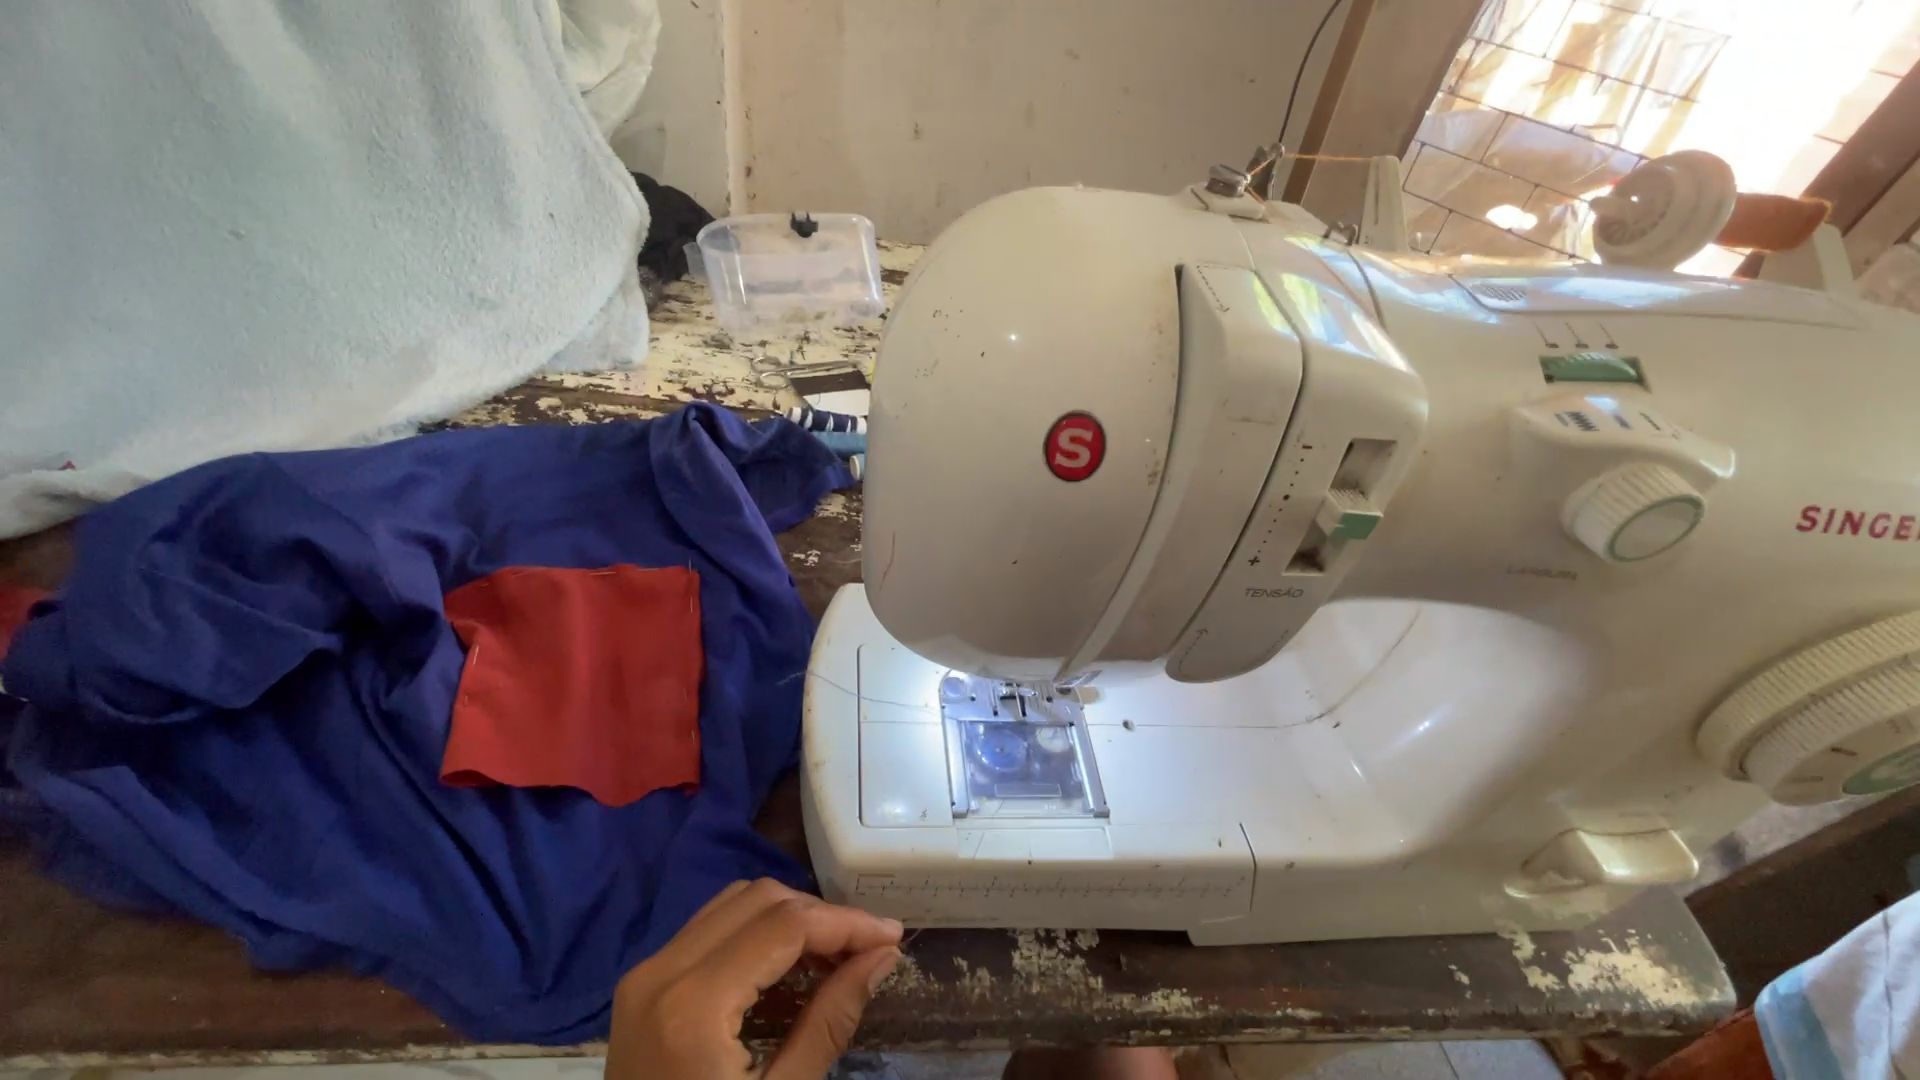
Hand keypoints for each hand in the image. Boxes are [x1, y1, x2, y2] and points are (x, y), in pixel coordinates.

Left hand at [608, 878, 903, 1079]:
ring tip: (834, 956)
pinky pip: (710, 928)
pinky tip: (788, 968)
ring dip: (790, 918)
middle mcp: (661, 971)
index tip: (892, 936)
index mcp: (693, 1006)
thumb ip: (830, 1022)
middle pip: (760, 900)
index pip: (786, 925)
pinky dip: (757, 933)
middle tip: (866, 949)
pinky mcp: (642, 986)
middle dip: (821, 916)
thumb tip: (882, 957)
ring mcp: (645, 975)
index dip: (846, 923)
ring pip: (734, 904)